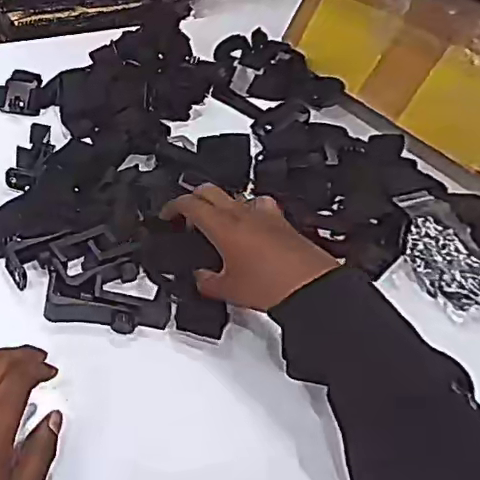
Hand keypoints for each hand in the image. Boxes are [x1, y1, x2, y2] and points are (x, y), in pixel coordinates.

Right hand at [163, 184, 339, 311]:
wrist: (312, 288)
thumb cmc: (273, 286)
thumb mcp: (227, 290)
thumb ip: (206, 281)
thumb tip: (201, 278)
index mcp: (222, 226)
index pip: (188, 203)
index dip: (172, 207)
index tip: (168, 216)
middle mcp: (242, 213)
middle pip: (208, 190)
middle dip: (192, 199)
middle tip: (187, 215)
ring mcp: (264, 214)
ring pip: (234, 195)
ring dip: (220, 203)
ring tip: (217, 221)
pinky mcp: (282, 221)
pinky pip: (259, 205)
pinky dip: (249, 210)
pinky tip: (251, 225)